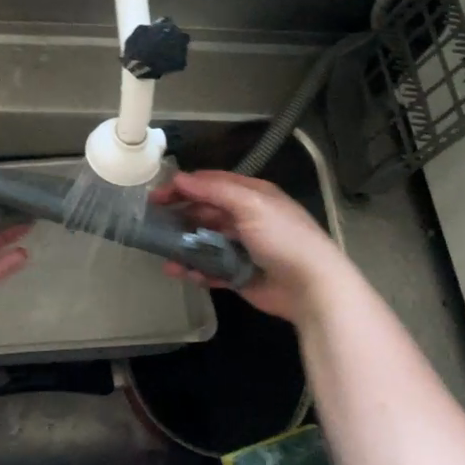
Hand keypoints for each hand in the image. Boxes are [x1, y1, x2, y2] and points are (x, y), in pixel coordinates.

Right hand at [152, 169, 352, 323]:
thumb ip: (213, 190)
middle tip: (153, 225)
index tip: (156, 196)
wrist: (311, 287)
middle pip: (206, 213)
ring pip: (205, 242)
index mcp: (252, 195)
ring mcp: (243, 248)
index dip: (183, 187)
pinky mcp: (240, 275)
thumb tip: (179, 178)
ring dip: (184, 246)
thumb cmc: (282, 238)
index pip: (211, 184)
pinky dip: (195, 270)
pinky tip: (180, 273)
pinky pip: (212, 270)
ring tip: (163, 254)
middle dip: (180, 217)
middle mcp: (247, 218)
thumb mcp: (250, 204)